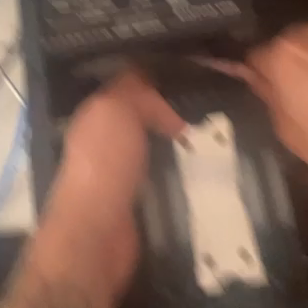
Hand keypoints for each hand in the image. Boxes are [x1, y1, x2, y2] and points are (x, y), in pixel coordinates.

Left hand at [23, 72, 184, 307]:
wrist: (96, 235)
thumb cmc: (104, 163)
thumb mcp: (117, 110)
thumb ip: (135, 92)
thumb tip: (158, 91)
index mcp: (94, 114)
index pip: (127, 85)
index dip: (154, 77)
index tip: (190, 72)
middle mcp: (103, 141)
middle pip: (142, 116)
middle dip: (170, 110)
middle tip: (207, 104)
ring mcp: (119, 174)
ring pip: (154, 147)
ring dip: (178, 143)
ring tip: (213, 135)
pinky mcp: (136, 204)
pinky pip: (161, 178)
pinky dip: (179, 172)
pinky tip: (202, 168)